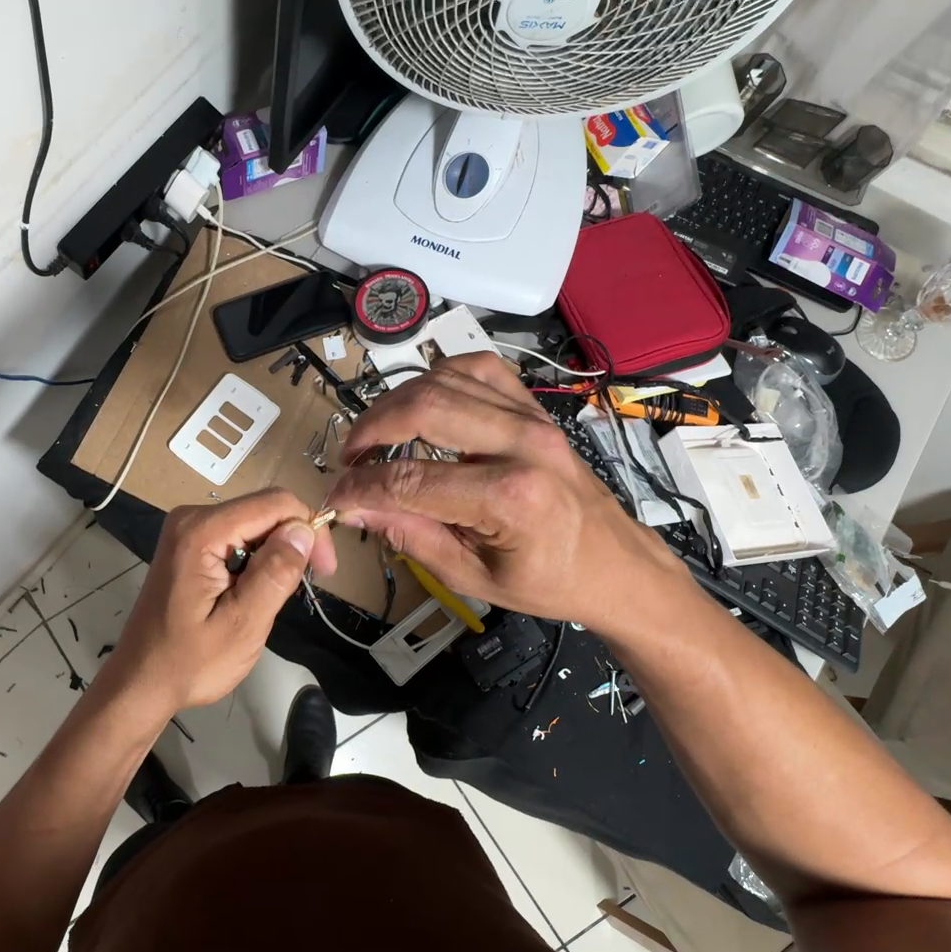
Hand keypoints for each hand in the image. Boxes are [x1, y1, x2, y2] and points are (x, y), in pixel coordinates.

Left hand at [106, 489, 338, 712]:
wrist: (141, 682)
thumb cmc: (189, 662)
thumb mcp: (242, 623)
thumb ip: (275, 573)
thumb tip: (303, 530)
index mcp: (202, 531)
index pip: (275, 503)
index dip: (310, 529)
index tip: (325, 572)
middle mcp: (192, 519)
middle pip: (264, 510)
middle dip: (293, 544)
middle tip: (300, 591)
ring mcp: (187, 532)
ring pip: (254, 526)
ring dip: (274, 557)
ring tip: (270, 600)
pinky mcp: (188, 547)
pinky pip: (236, 540)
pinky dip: (255, 563)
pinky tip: (251, 596)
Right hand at [325, 352, 685, 633]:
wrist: (615, 565)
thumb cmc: (548, 581)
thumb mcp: (471, 577)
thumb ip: (411, 537)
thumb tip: (357, 508)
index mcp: (510, 498)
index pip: (409, 480)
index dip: (360, 488)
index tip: (335, 498)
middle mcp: (523, 444)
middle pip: (423, 409)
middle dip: (370, 431)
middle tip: (350, 460)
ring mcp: (533, 418)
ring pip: (444, 380)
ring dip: (395, 404)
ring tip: (374, 437)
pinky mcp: (534, 408)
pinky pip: (478, 370)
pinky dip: (438, 378)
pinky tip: (421, 406)